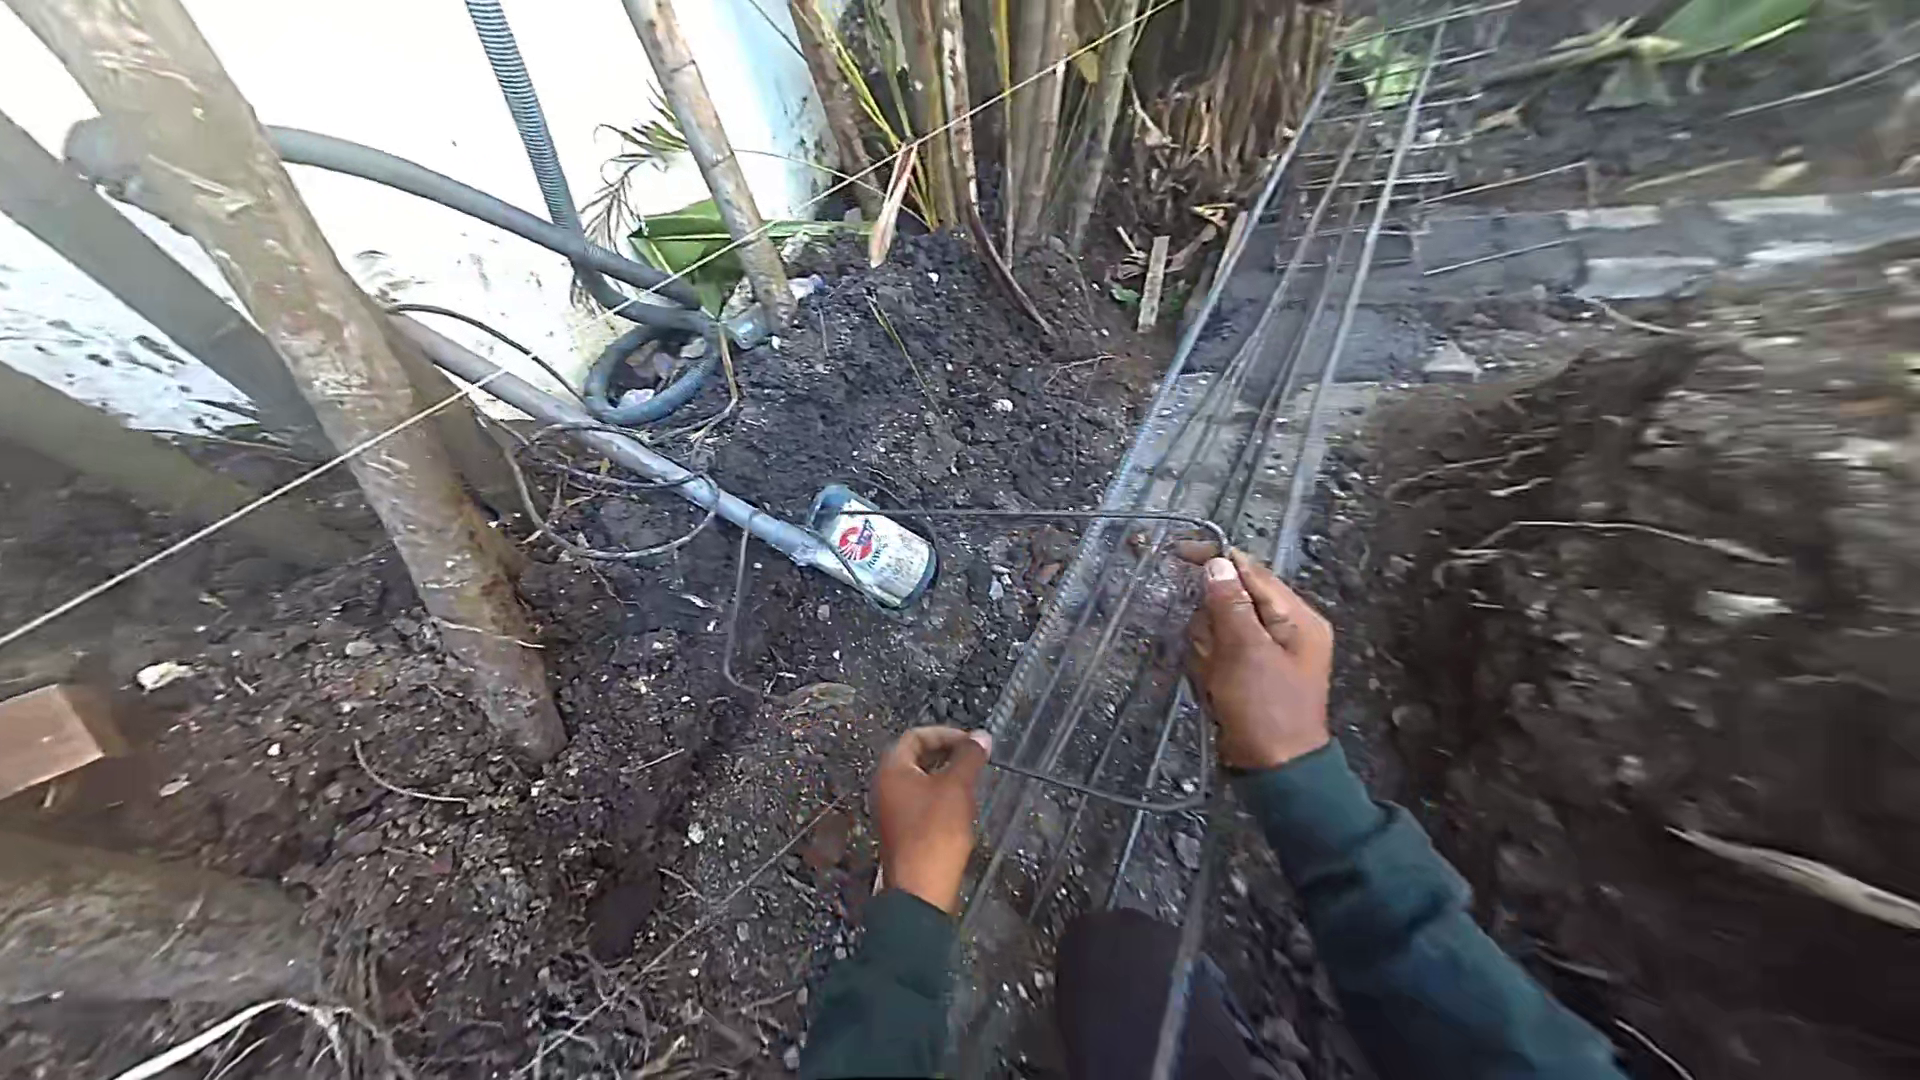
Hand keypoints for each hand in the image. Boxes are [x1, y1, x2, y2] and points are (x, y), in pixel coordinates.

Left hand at [873, 726, 991, 913]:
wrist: (921, 891)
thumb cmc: (935, 832)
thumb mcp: (957, 787)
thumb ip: (969, 756)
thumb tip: (982, 736)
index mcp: (891, 769)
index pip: (916, 736)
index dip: (945, 734)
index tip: (971, 742)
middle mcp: (884, 786)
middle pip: (915, 756)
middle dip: (946, 752)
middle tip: (973, 757)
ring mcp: (890, 810)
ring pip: (919, 779)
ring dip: (945, 774)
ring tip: (971, 779)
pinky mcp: (900, 830)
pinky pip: (919, 800)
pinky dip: (939, 795)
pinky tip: (960, 806)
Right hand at [1184, 549, 1333, 770]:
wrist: (1273, 768)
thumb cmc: (1264, 707)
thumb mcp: (1245, 651)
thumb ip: (1229, 603)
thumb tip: (1217, 562)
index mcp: (1296, 617)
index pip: (1251, 571)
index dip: (1216, 560)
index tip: (1178, 553)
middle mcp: (1284, 627)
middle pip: (1230, 599)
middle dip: (1212, 622)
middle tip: (1215, 651)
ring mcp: (1264, 649)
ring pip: (1217, 625)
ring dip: (1209, 647)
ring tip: (1217, 674)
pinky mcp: (1247, 668)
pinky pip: (1217, 650)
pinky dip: (1210, 663)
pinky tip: (1215, 683)